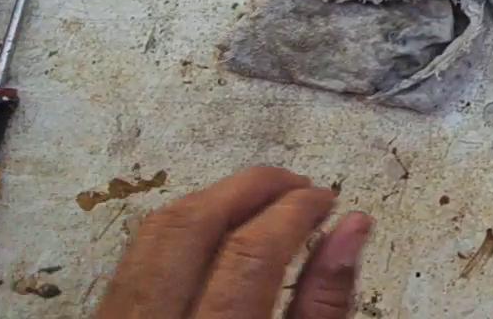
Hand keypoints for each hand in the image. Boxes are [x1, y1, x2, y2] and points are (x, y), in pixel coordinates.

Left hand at [96, 166, 372, 318]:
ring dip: (218, 200)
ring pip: (154, 235)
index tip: (329, 200)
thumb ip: (324, 307)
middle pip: (188, 228)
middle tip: (301, 187)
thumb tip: (354, 223)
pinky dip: (187, 232)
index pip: (248, 255)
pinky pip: (137, 261)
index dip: (296, 209)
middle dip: (254, 187)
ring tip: (268, 205)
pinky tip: (224, 240)